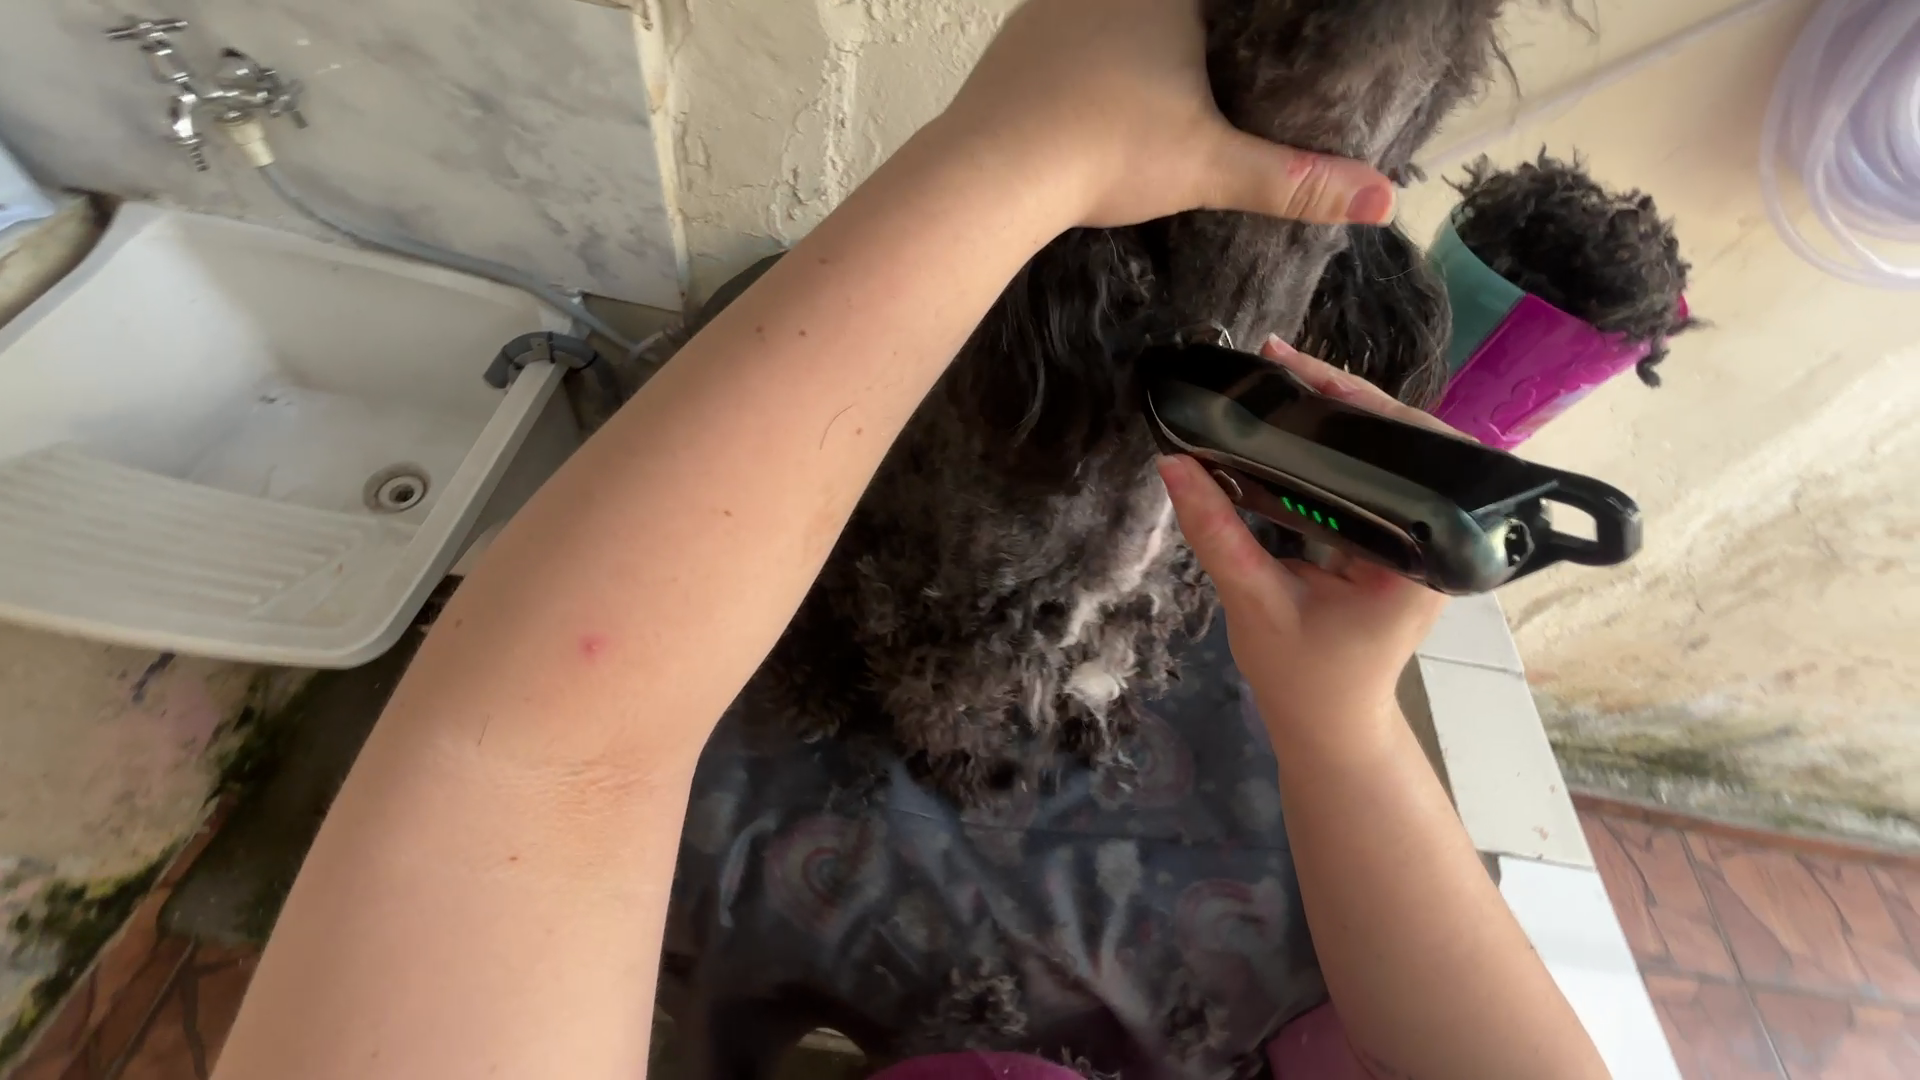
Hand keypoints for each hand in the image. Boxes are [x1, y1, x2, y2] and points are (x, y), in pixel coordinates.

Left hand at [935, 0, 1396, 228]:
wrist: (997, 169)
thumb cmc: (1111, 151)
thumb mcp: (1209, 167)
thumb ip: (1291, 180)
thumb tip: (1382, 202)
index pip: (1233, 3)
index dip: (1247, 25)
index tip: (1241, 67)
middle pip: (1172, 5)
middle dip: (1188, 33)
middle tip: (1202, 75)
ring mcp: (1056, 4)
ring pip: (1112, 12)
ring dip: (1132, 40)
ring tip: (1146, 85)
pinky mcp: (1016, 38)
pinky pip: (1064, 34)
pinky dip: (1081, 58)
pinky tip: (1084, 93)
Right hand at [1159, 338, 1454, 742]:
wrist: (1326, 724)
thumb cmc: (1299, 677)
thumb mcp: (1251, 602)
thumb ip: (1214, 532)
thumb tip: (1172, 465)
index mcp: (1420, 553)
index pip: (1402, 452)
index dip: (1352, 402)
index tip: (1293, 369)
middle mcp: (1431, 536)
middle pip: (1397, 442)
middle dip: (1339, 398)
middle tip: (1275, 364)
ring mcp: (1412, 538)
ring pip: (1379, 459)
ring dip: (1330, 420)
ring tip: (1276, 383)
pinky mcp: (1387, 542)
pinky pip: (1360, 483)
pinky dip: (1323, 455)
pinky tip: (1286, 431)